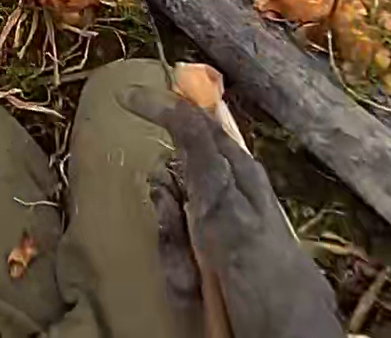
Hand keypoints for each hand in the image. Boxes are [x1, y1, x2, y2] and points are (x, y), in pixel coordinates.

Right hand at [122, 87, 345, 337]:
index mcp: (237, 171)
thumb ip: (205, 160)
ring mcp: (214, 231)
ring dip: (171, 244)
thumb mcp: (231, 213)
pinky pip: (171, 252)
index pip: (195, 123)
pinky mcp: (205, 263)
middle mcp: (224, 194)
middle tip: (173, 223)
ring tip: (194, 279)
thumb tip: (180, 103)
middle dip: (165, 200)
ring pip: (167, 214)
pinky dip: (176, 273)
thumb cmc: (267, 281)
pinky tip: (195, 293)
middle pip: (171, 173)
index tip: (123, 97)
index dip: (161, 107)